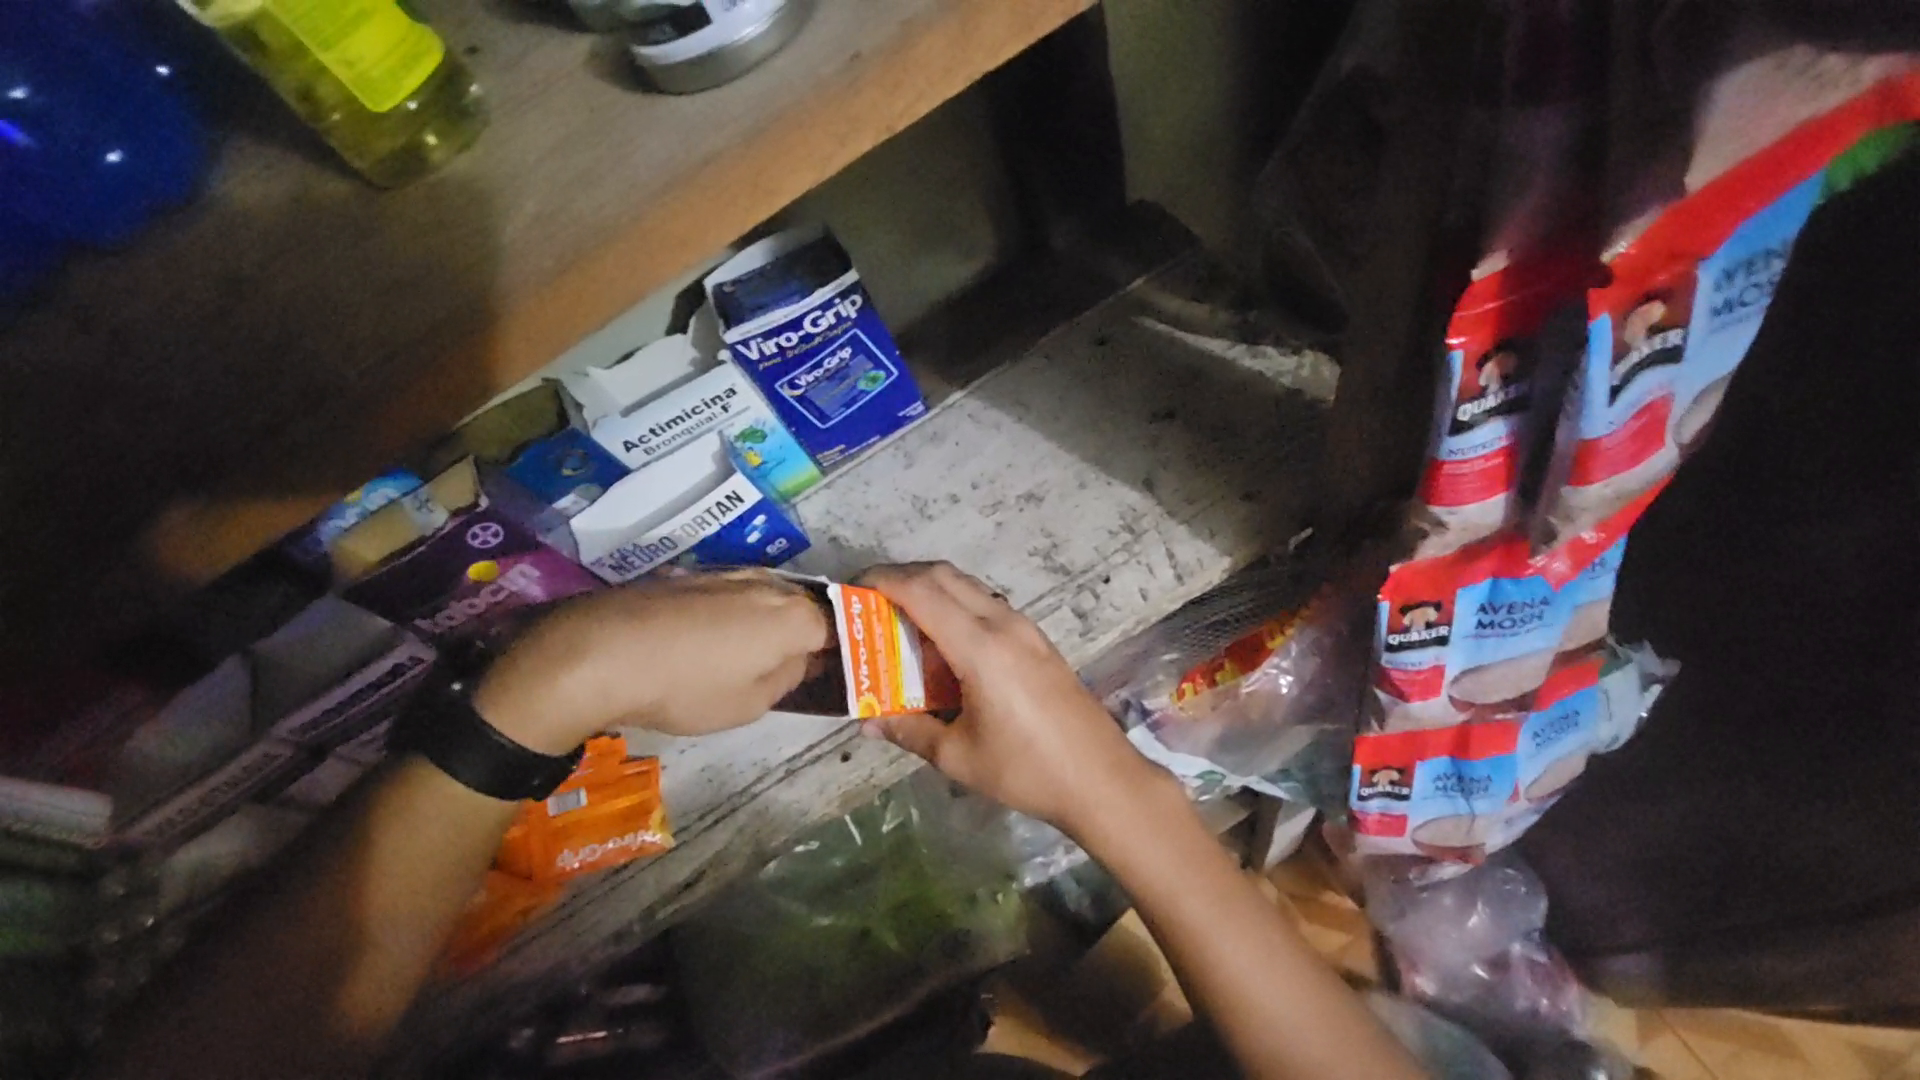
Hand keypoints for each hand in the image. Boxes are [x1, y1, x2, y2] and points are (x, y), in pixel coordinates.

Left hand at [473, 570, 830, 752]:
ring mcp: (731, 573)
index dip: (840, 652)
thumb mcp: (750, 703)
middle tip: (795, 668)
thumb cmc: (688, 687)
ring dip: (769, 622)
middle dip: (807, 634)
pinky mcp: (694, 574)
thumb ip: (789, 677)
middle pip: (805, 607)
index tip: (833, 674)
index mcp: (796, 616)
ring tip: (752, 656)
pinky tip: (712, 641)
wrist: (603, 651)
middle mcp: (771, 584)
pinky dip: (735, 615)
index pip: (840, 628)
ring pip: (768, 597)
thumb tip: (802, 658)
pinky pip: (733, 594)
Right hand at [857, 563, 1164, 833]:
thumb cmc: (1026, 770)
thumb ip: (909, 731)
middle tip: (870, 602)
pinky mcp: (1038, 640)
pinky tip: (943, 643)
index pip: (922, 591)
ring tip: (900, 619)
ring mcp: (1026, 629)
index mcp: (980, 647)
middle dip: (902, 577)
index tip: (852, 589)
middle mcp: (1003, 624)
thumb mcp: (958, 757)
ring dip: (931, 589)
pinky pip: (987, 605)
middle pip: (944, 575)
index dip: (883, 581)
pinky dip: (956, 606)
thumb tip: (867, 722)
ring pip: (968, 587)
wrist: (1101, 779)